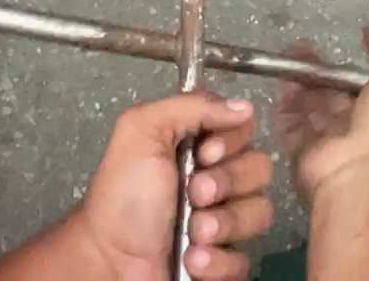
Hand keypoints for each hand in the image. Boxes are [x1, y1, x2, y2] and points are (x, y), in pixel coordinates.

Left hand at [76, 93, 275, 280]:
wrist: (109, 262)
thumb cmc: (124, 193)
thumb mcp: (143, 130)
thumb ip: (191, 105)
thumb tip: (244, 106)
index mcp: (201, 142)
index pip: (245, 127)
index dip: (231, 140)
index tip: (204, 154)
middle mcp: (218, 175)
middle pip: (259, 167)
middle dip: (227, 182)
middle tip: (194, 194)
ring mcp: (224, 219)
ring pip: (259, 212)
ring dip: (224, 223)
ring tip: (193, 234)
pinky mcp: (224, 261)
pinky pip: (245, 259)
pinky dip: (218, 262)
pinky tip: (192, 260)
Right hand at [274, 26, 368, 207]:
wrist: (365, 176)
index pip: (361, 84)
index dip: (345, 65)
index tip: (326, 43)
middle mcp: (356, 127)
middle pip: (330, 93)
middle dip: (315, 70)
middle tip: (295, 45)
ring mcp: (328, 141)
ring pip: (309, 105)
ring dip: (297, 81)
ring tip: (284, 57)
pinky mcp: (303, 152)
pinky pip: (291, 124)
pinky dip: (284, 105)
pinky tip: (280, 83)